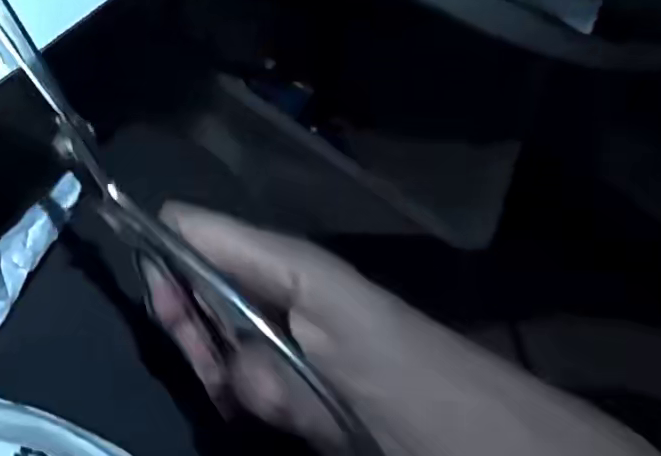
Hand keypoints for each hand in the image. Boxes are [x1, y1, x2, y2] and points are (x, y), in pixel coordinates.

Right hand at [147, 204, 660, 455]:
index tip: (172, 316)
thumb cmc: (408, 371)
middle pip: (186, 278)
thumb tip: (204, 337)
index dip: (160, 257)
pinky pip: (239, 366)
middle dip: (185, 322)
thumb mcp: (331, 321)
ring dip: (211, 361)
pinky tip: (253, 406)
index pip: (183, 228)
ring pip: (208, 328)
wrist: (500, 446)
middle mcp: (266, 282)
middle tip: (212, 372)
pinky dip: (234, 384)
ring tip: (241, 398)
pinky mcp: (292, 369)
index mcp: (272, 259)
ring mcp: (279, 327)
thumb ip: (255, 305)